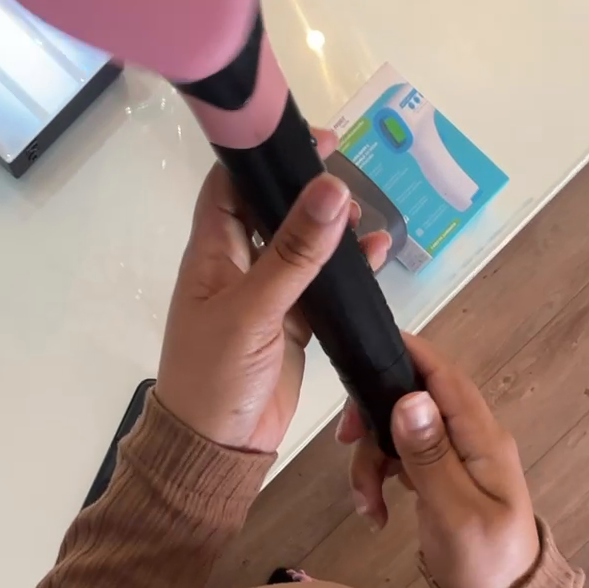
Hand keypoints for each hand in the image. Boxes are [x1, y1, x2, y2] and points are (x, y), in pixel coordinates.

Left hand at [157, 128, 392, 452]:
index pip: (231, 186)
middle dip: (309, 191)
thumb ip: (293, 254)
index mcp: (211, 255)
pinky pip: (321, 289)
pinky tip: (377, 257)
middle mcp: (237, 269)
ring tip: (367, 218)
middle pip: (273, 212)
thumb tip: (333, 189)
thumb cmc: (215, 377)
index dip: (266, 157)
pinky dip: (346, 273)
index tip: (314, 139)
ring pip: (302, 250)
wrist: (218, 449)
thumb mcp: (252, 312)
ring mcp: (265, 298)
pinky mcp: (290, 327)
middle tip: (351, 173)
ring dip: (332, 232)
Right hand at [337, 334, 538, 587]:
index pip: (443, 376)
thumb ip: (430, 456)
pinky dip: (379, 480)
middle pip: (409, 403)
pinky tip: (375, 512)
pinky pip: (398, 461)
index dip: (406, 355)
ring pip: (396, 435)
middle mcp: (469, 438)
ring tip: (366, 507)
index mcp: (482, 439)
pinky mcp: (438, 477)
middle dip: (372, 425)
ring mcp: (453, 458)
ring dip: (370, 464)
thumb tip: (408, 398)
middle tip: (344, 447)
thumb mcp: (454, 513)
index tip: (362, 351)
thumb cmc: (484, 563)